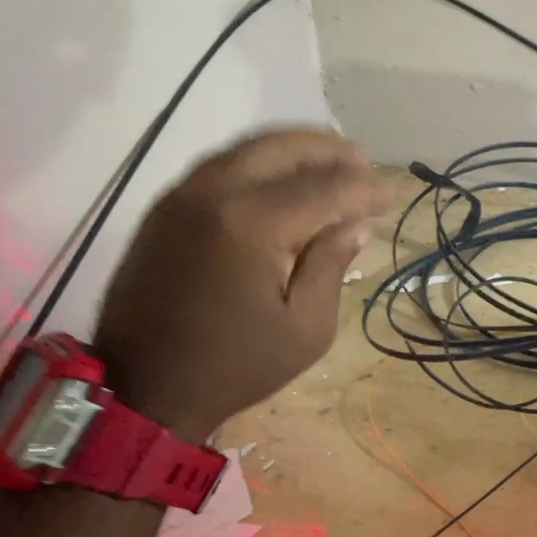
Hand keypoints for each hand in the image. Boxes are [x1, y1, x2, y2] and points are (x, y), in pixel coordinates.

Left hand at [94, 129, 391, 440]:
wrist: (144, 387)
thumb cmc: (235, 368)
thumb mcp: (305, 329)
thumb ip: (330, 267)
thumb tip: (355, 226)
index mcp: (250, 225)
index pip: (321, 189)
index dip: (362, 189)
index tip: (391, 196)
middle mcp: (211, 194)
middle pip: (278, 150)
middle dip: (325, 150)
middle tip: (362, 160)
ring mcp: (180, 197)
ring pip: (244, 151)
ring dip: (290, 151)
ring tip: (327, 161)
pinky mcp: (163, 210)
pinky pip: (218, 168)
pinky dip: (256, 165)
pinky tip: (280, 182)